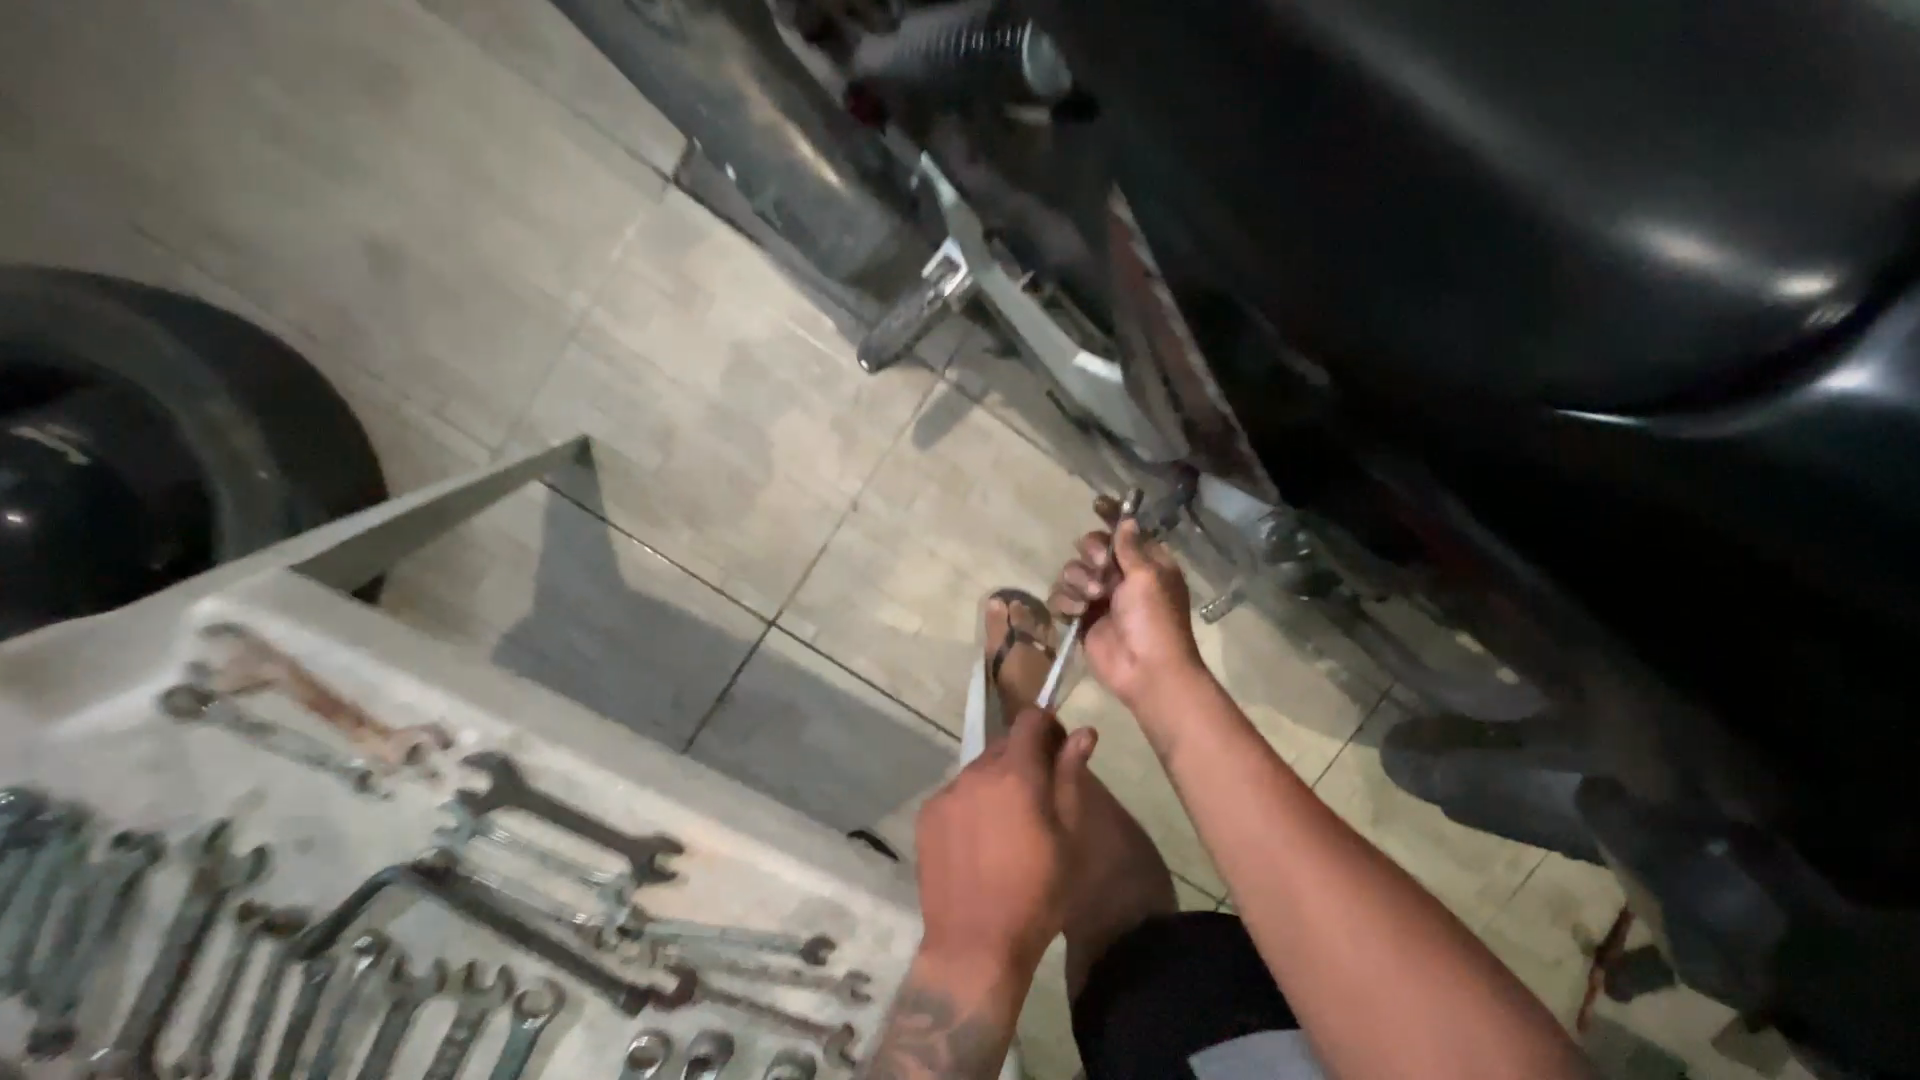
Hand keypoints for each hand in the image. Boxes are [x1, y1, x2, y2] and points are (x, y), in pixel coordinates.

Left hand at [914, 707, 1097, 977]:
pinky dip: (972, 803)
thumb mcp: (1069, 837)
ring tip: (1008, 824)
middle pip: (1003, 745)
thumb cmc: (1037, 895)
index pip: (1029, 720)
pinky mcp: (927, 816)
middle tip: (1039, 795)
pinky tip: (980, 840)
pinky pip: (956, 794)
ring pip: (978, 770)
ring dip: (996, 782)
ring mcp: (946, 794)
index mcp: (1015, 774)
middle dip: (1024, 757)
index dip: (1047, 725)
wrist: (975, 945)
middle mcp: (975, 773)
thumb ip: (1071, 777)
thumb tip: (1082, 732)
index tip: (1058, 748)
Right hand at [1048, 496, 1204, 709]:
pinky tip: (1077, 612)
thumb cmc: (1155, 619)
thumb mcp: (1148, 576)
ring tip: (1093, 598)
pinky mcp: (1081, 619)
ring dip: (1078, 580)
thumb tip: (1126, 520)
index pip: (1124, 530)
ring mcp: (1099, 598)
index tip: (1097, 504)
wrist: (1146, 669)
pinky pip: (1061, 598)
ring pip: (1072, 571)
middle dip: (1091, 553)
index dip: (1111, 516)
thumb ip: (1130, 547)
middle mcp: (1121, 576)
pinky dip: (1066, 601)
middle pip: (1091, 547)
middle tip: (1100, 565)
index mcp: (1146, 563)